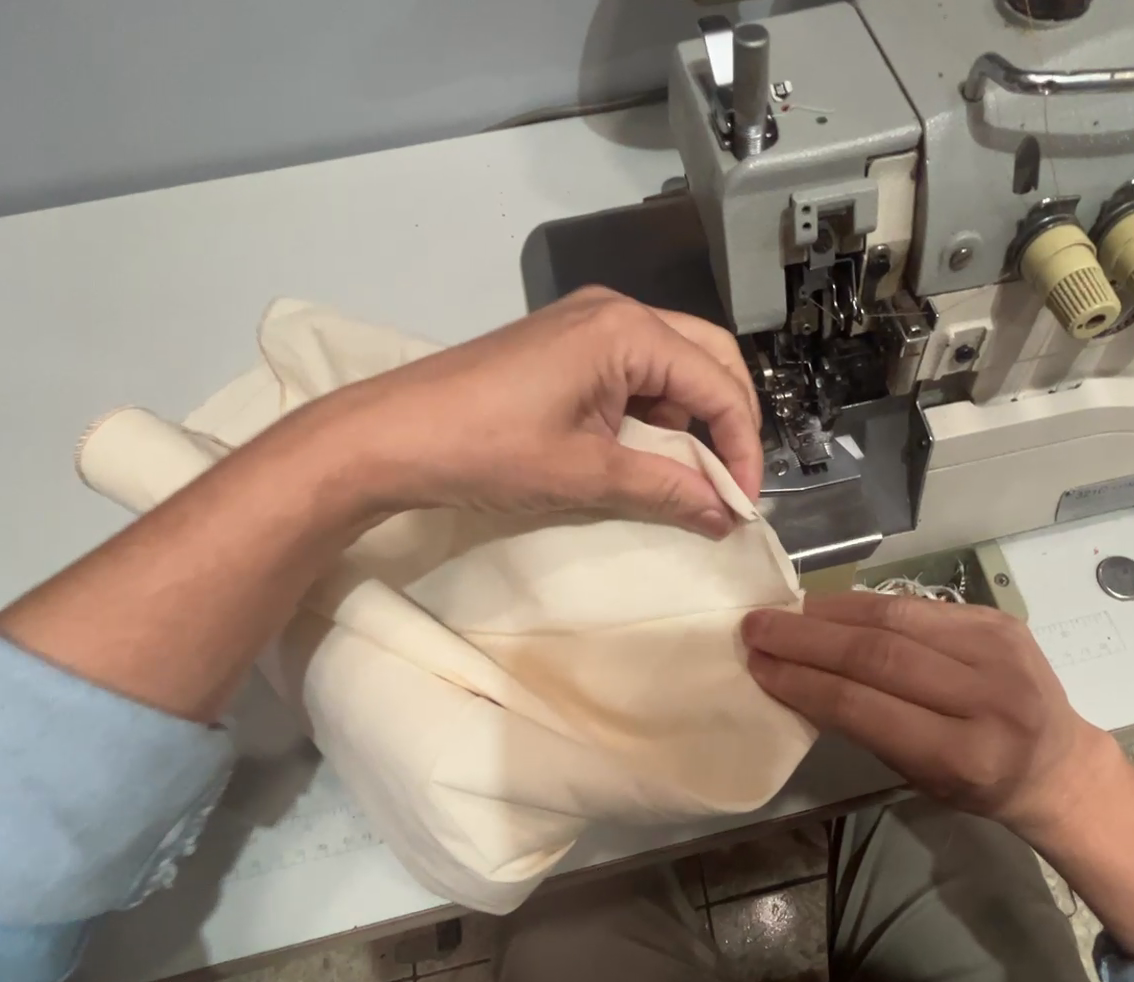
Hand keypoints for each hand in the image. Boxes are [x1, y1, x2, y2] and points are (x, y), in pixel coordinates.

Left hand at [290, 287, 762, 536]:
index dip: (742, 447)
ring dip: (691, 417)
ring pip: (675, 363)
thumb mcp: (587, 474)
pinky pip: (637, 371)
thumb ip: (667, 489)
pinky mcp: (569, 344)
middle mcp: (617, 312)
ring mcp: (589, 324)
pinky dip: (654, 411)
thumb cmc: (487, 449)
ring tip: (686, 472)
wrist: (389, 436)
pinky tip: (644, 449)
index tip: (744, 502)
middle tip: (729, 478)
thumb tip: (725, 516)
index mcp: (628, 331)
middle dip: (729, 420)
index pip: (719, 385)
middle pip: (708, 358)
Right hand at [740, 592, 1116, 832]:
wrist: (1055, 761)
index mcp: (964, 754)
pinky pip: (916, 605)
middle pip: (877, 653)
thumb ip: (865, 724)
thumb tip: (800, 673)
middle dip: (806, 638)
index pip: (864, 706)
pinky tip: (831, 607)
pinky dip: (865, 605)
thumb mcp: (919, 774)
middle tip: (756, 627)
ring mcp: (997, 648)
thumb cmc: (977, 784)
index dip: (803, 682)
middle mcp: (986, 696)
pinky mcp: (998, 618)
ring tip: (787, 613)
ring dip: (829, 612)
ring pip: (894, 617)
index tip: (758, 665)